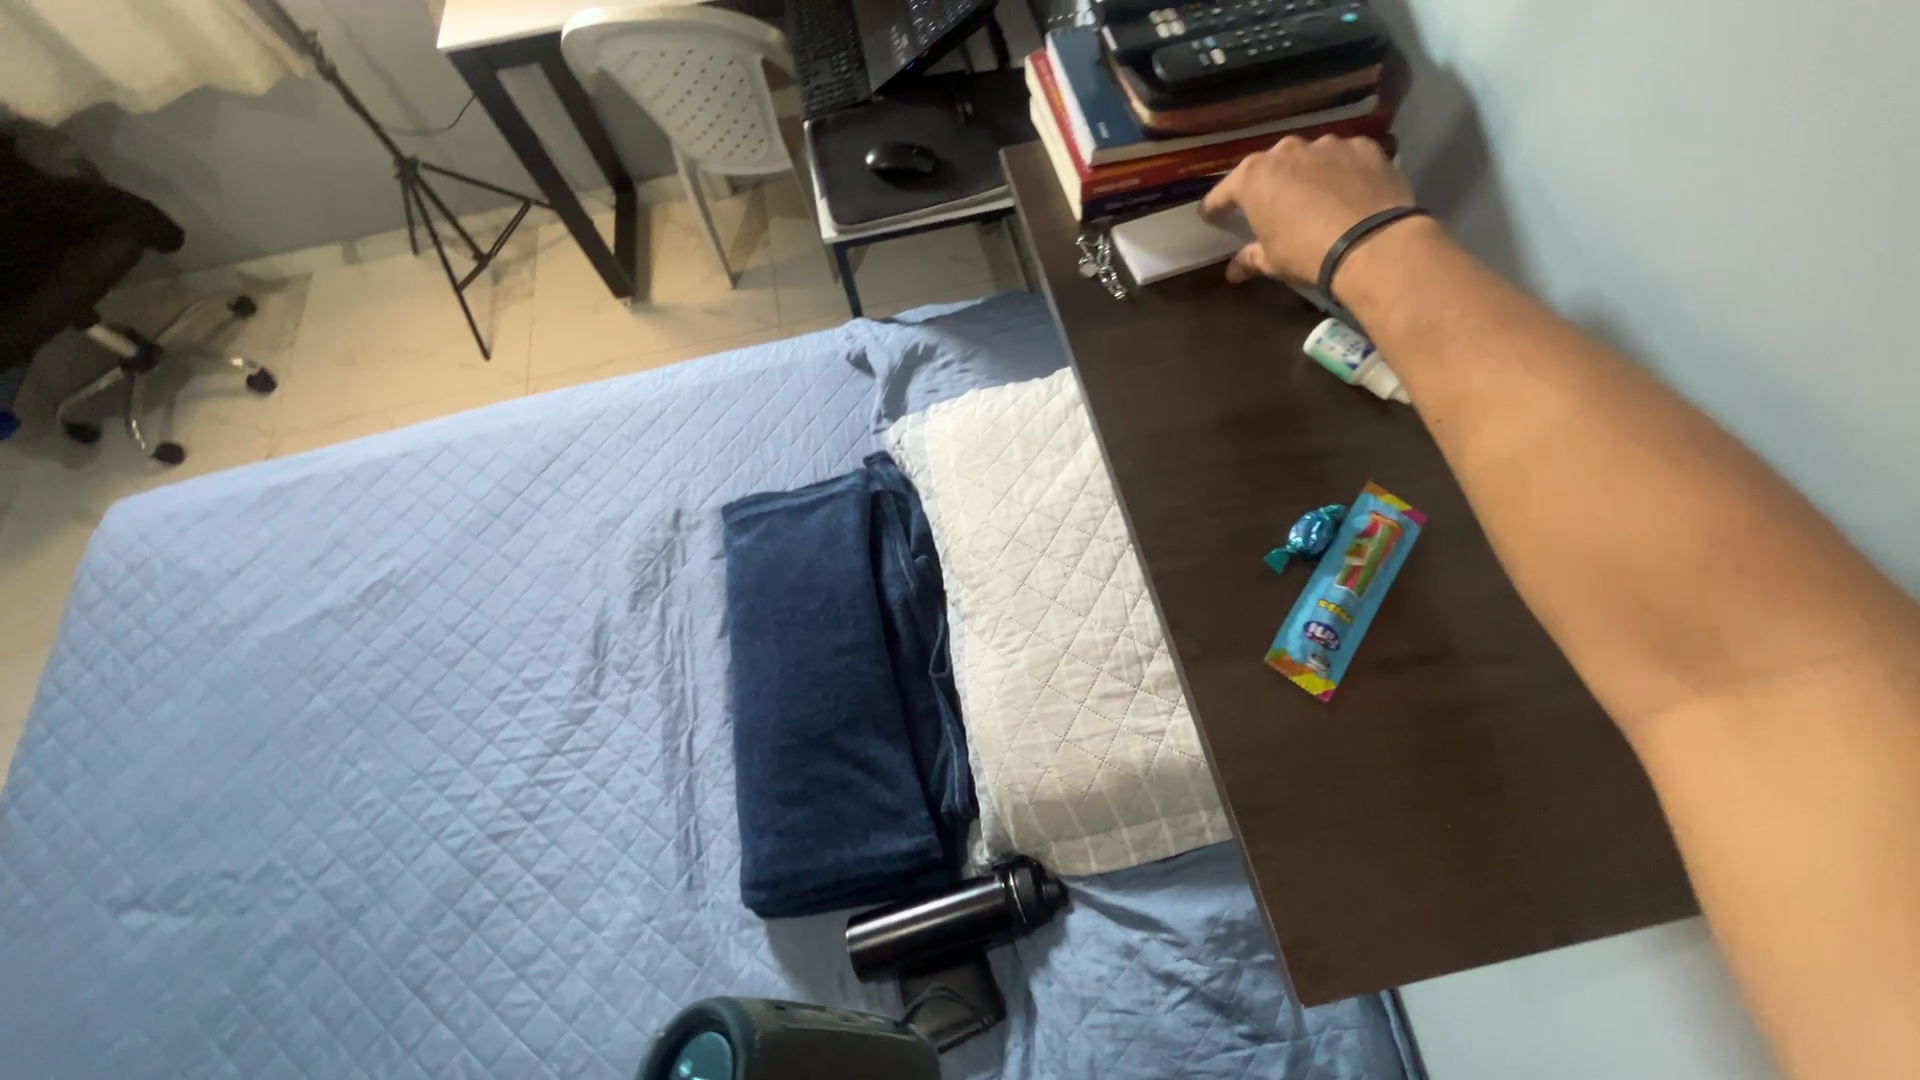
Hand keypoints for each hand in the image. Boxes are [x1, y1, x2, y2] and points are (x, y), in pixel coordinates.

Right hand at [1201, 135, 1417, 286]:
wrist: (1371, 242)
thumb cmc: (1306, 252)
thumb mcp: (1272, 261)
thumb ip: (1250, 258)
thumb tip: (1233, 271)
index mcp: (1254, 177)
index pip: (1224, 191)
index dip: (1216, 206)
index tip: (1212, 215)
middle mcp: (1287, 151)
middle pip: (1268, 168)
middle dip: (1266, 185)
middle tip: (1270, 206)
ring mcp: (1327, 145)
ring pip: (1308, 158)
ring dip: (1306, 175)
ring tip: (1314, 199)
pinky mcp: (1363, 147)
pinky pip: (1343, 158)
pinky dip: (1341, 173)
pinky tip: (1347, 193)